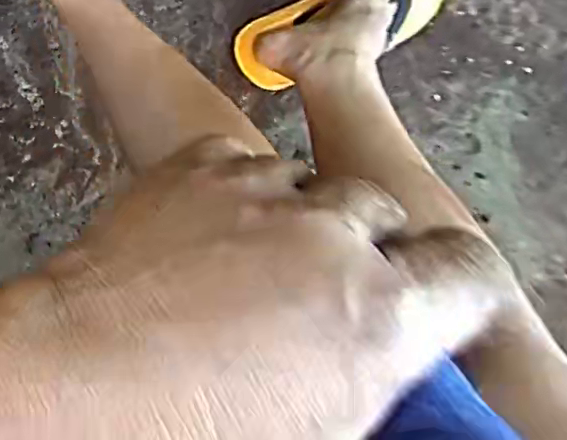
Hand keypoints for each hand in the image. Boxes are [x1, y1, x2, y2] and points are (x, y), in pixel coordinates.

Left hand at [40, 135, 516, 439]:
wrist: (100, 358)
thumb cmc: (207, 416)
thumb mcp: (329, 420)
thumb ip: (373, 366)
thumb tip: (382, 348)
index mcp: (386, 313)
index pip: (466, 267)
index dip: (448, 275)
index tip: (430, 283)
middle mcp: (326, 234)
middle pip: (374, 201)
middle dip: (362, 229)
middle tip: (326, 260)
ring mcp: (254, 187)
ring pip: (302, 173)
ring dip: (293, 201)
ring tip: (257, 237)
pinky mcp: (193, 161)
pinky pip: (236, 153)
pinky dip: (233, 176)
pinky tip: (212, 209)